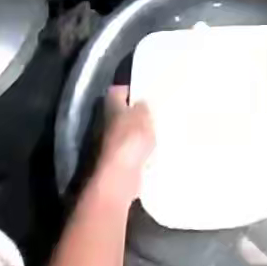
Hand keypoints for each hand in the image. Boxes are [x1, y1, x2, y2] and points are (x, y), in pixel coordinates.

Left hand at [92, 85, 154, 204]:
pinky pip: (132, 151)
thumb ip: (143, 106)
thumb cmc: (131, 138)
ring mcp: (111, 142)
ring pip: (127, 132)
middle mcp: (107, 122)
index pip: (118, 91)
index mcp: (112, 105)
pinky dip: (141, 151)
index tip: (145, 92)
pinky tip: (155, 150)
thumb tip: (141, 103)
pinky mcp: (118, 160)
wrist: (120, 175)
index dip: (130, 90)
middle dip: (136, 113)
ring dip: (139, 133)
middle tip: (155, 112)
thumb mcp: (143, 114)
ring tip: (159, 130)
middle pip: (122, 112)